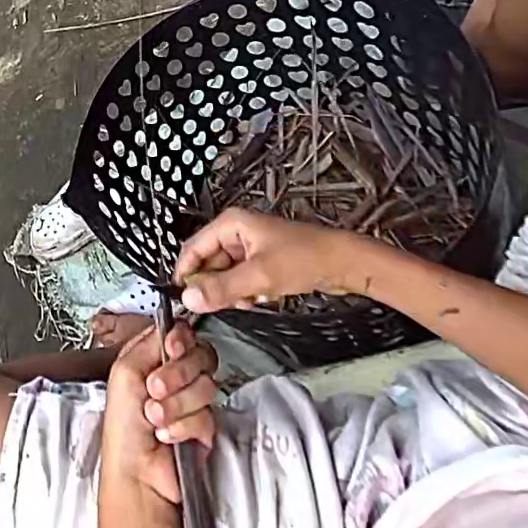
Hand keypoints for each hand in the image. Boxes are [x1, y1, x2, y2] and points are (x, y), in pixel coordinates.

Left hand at [100, 320, 218, 505]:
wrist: (135, 473)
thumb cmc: (123, 426)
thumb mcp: (125, 371)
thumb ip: (150, 342)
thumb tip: (173, 326)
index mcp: (152, 357)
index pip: (181, 334)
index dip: (181, 339)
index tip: (171, 349)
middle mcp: (174, 376)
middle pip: (200, 355)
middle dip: (176, 373)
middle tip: (154, 388)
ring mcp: (191, 401)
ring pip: (205, 386)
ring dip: (175, 404)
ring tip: (154, 417)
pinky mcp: (205, 427)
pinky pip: (208, 416)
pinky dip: (184, 425)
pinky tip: (167, 434)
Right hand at [173, 207, 374, 313]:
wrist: (345, 264)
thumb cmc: (306, 258)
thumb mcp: (259, 276)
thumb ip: (221, 288)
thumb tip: (189, 298)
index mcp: (229, 224)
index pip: (192, 249)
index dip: (185, 274)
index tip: (182, 297)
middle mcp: (235, 232)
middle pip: (207, 263)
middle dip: (215, 285)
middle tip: (222, 302)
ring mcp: (248, 247)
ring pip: (223, 274)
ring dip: (232, 291)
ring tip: (249, 298)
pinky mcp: (259, 261)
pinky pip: (239, 279)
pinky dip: (245, 292)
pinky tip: (260, 296)